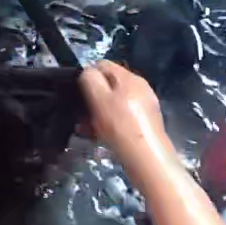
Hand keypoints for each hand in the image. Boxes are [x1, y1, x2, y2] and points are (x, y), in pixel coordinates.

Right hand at [79, 61, 182, 180]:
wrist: (147, 159)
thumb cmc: (120, 126)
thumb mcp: (99, 98)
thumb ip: (89, 79)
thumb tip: (87, 72)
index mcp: (130, 77)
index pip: (102, 64)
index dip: (86, 77)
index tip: (78, 95)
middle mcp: (139, 87)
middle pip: (108, 85)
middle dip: (92, 99)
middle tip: (82, 116)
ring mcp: (144, 106)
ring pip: (113, 103)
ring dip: (97, 113)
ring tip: (87, 129)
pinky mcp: (144, 123)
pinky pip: (121, 117)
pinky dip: (108, 124)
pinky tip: (100, 136)